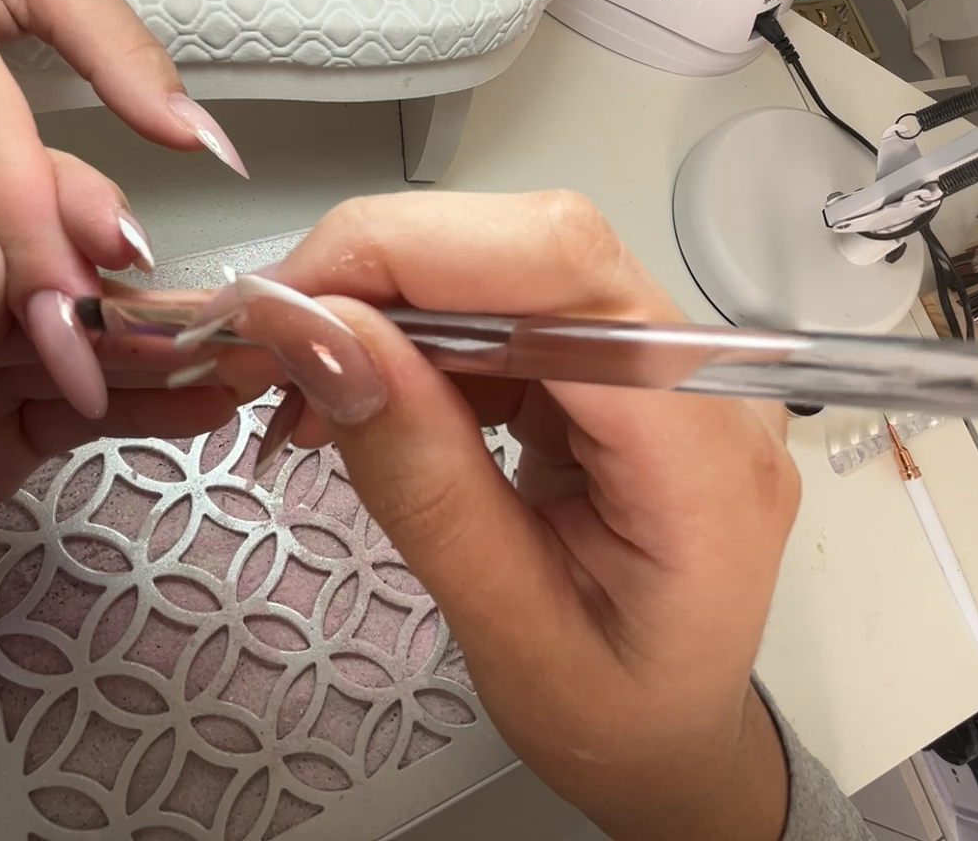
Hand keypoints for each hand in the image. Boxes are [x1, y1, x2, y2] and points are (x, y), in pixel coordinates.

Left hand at [0, 176, 239, 811]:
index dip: (29, 227)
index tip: (95, 261)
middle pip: (36, 268)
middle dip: (113, 288)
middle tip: (182, 313)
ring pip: (77, 338)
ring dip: (153, 351)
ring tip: (225, 362)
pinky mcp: (7, 428)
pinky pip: (92, 412)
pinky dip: (150, 412)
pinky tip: (204, 408)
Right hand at [195, 192, 801, 839]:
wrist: (676, 728)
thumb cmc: (617, 716)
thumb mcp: (509, 631)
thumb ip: (422, 479)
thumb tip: (325, 337)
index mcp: (701, 448)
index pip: (564, 271)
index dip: (410, 255)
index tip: (284, 308)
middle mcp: (700, 378)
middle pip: (535, 247)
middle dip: (383, 274)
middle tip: (276, 347)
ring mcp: (664, 364)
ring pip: (511, 265)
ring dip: (391, 307)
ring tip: (315, 388)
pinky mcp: (617, 368)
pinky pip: (509, 313)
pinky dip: (420, 337)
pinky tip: (374, 391)